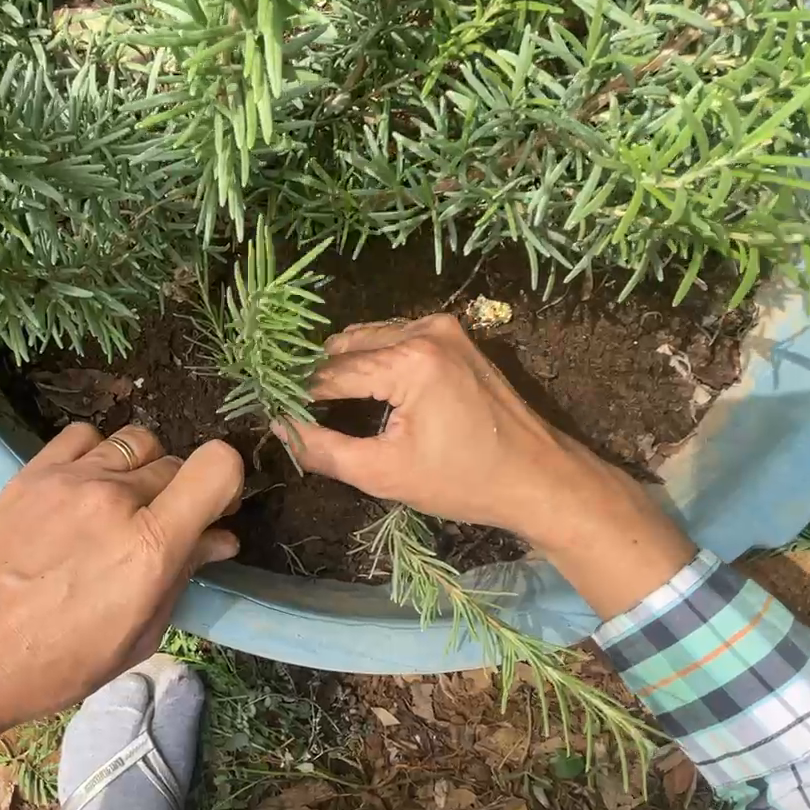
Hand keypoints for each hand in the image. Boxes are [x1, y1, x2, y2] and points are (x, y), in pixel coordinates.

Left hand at [0, 425, 243, 793]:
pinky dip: (98, 454)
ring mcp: (70, 479)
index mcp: (150, 546)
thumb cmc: (58, 663)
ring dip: (143, 469)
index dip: (228, 482)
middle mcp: (116, 499)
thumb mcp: (137, 636)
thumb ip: (184, 577)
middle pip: (176, 460)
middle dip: (182, 492)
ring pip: (136, 441)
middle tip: (164, 526)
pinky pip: (85, 436)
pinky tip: (86, 487)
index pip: (217, 466)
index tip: (215, 511)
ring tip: (123, 505)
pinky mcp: (33, 472)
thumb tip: (221, 539)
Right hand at [279, 313, 693, 616]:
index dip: (294, 394)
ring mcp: (444, 328)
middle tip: (292, 410)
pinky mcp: (455, 337)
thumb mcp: (383, 473)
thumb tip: (277, 427)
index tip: (267, 410)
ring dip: (342, 367)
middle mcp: (425, 329)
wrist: (541, 479)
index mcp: (409, 359)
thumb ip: (322, 448)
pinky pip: (394, 339)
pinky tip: (362, 392)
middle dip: (316, 377)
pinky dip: (371, 361)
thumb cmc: (463, 481)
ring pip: (368, 339)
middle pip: (345, 347)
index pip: (329, 373)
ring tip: (321, 404)